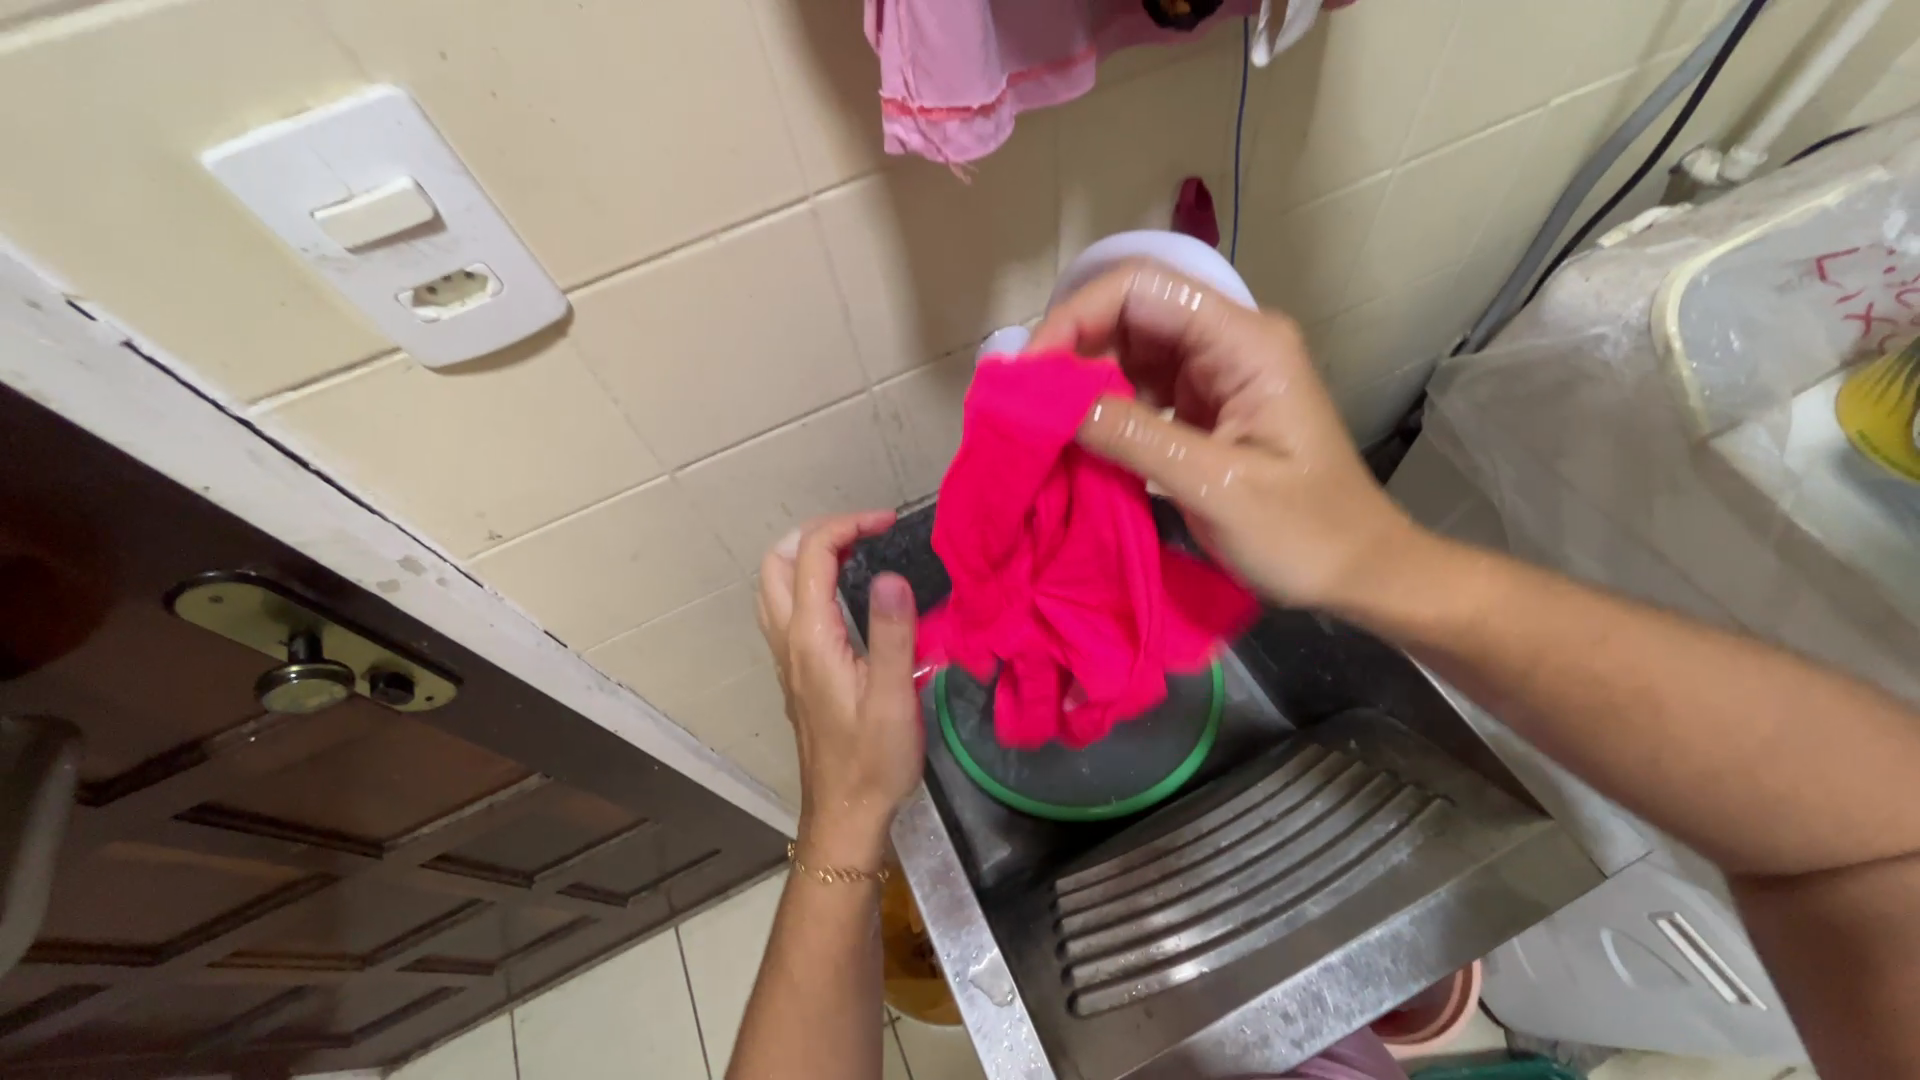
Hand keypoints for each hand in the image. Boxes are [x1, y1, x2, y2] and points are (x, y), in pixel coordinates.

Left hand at [757, 512, 923, 869]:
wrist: (846, 812)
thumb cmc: (874, 759)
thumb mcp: (894, 697)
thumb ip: (892, 633)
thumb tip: (890, 575)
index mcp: (811, 638)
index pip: (813, 554)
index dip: (848, 525)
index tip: (888, 523)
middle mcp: (788, 640)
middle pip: (776, 562)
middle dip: (816, 532)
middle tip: (864, 534)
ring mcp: (786, 658)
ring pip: (773, 586)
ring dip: (805, 557)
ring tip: (854, 556)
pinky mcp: (796, 673)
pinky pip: (785, 610)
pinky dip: (806, 584)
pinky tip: (844, 598)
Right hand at [1029, 262, 1421, 613]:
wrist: (1358, 570)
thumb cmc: (1304, 532)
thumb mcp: (1216, 485)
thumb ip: (1133, 437)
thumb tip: (1051, 403)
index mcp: (1245, 342)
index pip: (1143, 289)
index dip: (1076, 316)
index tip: (1030, 372)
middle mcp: (1230, 342)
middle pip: (1132, 312)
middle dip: (1072, 347)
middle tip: (1025, 400)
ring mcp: (1217, 374)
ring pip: (1130, 350)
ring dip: (1082, 377)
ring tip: (1041, 418)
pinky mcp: (1204, 407)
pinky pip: (1140, 389)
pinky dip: (1102, 406)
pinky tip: (1076, 433)